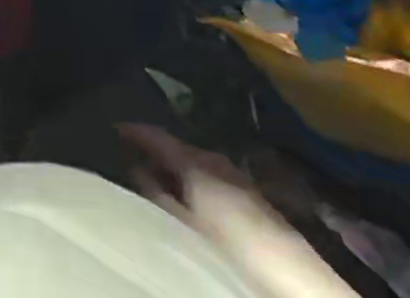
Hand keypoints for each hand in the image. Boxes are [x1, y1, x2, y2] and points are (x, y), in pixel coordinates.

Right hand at [118, 125, 355, 297]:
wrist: (299, 287)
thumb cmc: (230, 251)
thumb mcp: (180, 224)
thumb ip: (153, 192)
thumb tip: (134, 165)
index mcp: (196, 162)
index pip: (156, 134)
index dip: (132, 130)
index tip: (110, 128)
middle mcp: (217, 162)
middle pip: (177, 148)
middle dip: (153, 151)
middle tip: (127, 157)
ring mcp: (239, 181)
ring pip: (196, 165)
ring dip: (174, 168)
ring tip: (153, 180)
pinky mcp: (254, 202)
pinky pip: (211, 180)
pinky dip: (192, 182)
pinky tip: (186, 200)